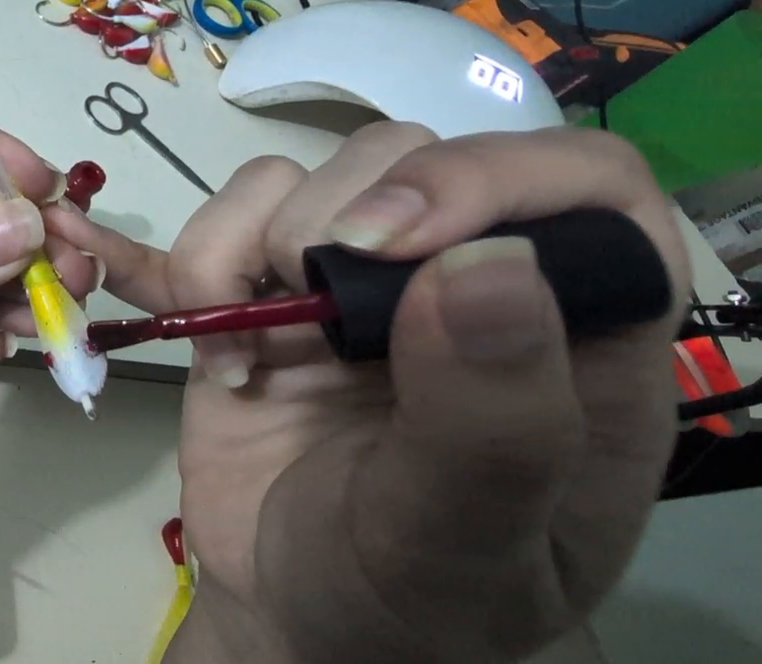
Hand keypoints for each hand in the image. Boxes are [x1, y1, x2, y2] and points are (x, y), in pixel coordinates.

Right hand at [49, 123, 689, 663]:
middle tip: (305, 309)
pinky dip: (188, 265)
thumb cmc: (404, 599)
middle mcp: (454, 283)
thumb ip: (495, 419)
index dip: (488, 179)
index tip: (389, 244)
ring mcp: (341, 282)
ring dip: (240, 246)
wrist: (281, 610)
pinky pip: (214, 219)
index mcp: (571, 335)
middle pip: (404, 154)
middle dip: (335, 218)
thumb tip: (485, 263)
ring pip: (290, 177)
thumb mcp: (464, 541)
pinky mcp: (253, 288)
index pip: (577, 185)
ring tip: (243, 346)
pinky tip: (207, 343)